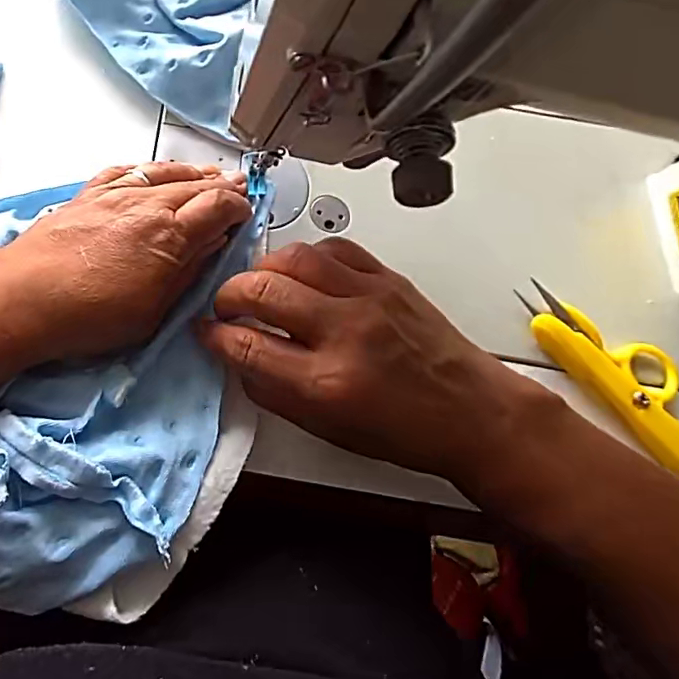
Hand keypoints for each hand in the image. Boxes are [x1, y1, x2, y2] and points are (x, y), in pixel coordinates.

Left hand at [0, 161, 252, 361]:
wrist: (24, 298)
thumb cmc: (88, 315)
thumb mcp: (153, 310)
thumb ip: (187, 272)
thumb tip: (211, 246)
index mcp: (169, 234)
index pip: (218, 206)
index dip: (238, 206)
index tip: (246, 209)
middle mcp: (145, 205)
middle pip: (194, 184)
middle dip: (221, 184)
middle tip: (237, 184)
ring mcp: (114, 196)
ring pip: (161, 172)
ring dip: (189, 171)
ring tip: (205, 172)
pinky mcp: (86, 197)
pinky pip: (122, 171)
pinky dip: (144, 168)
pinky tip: (150, 170)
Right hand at [198, 237, 569, 483]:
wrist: (472, 412)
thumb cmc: (404, 430)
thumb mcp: (327, 427)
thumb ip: (273, 390)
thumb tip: (237, 356)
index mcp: (327, 382)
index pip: (247, 344)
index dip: (214, 335)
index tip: (205, 331)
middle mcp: (345, 332)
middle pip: (262, 290)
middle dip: (228, 296)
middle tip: (226, 307)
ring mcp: (368, 298)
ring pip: (294, 258)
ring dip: (263, 270)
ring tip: (260, 286)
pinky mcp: (387, 278)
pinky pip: (334, 249)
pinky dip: (307, 257)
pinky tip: (302, 274)